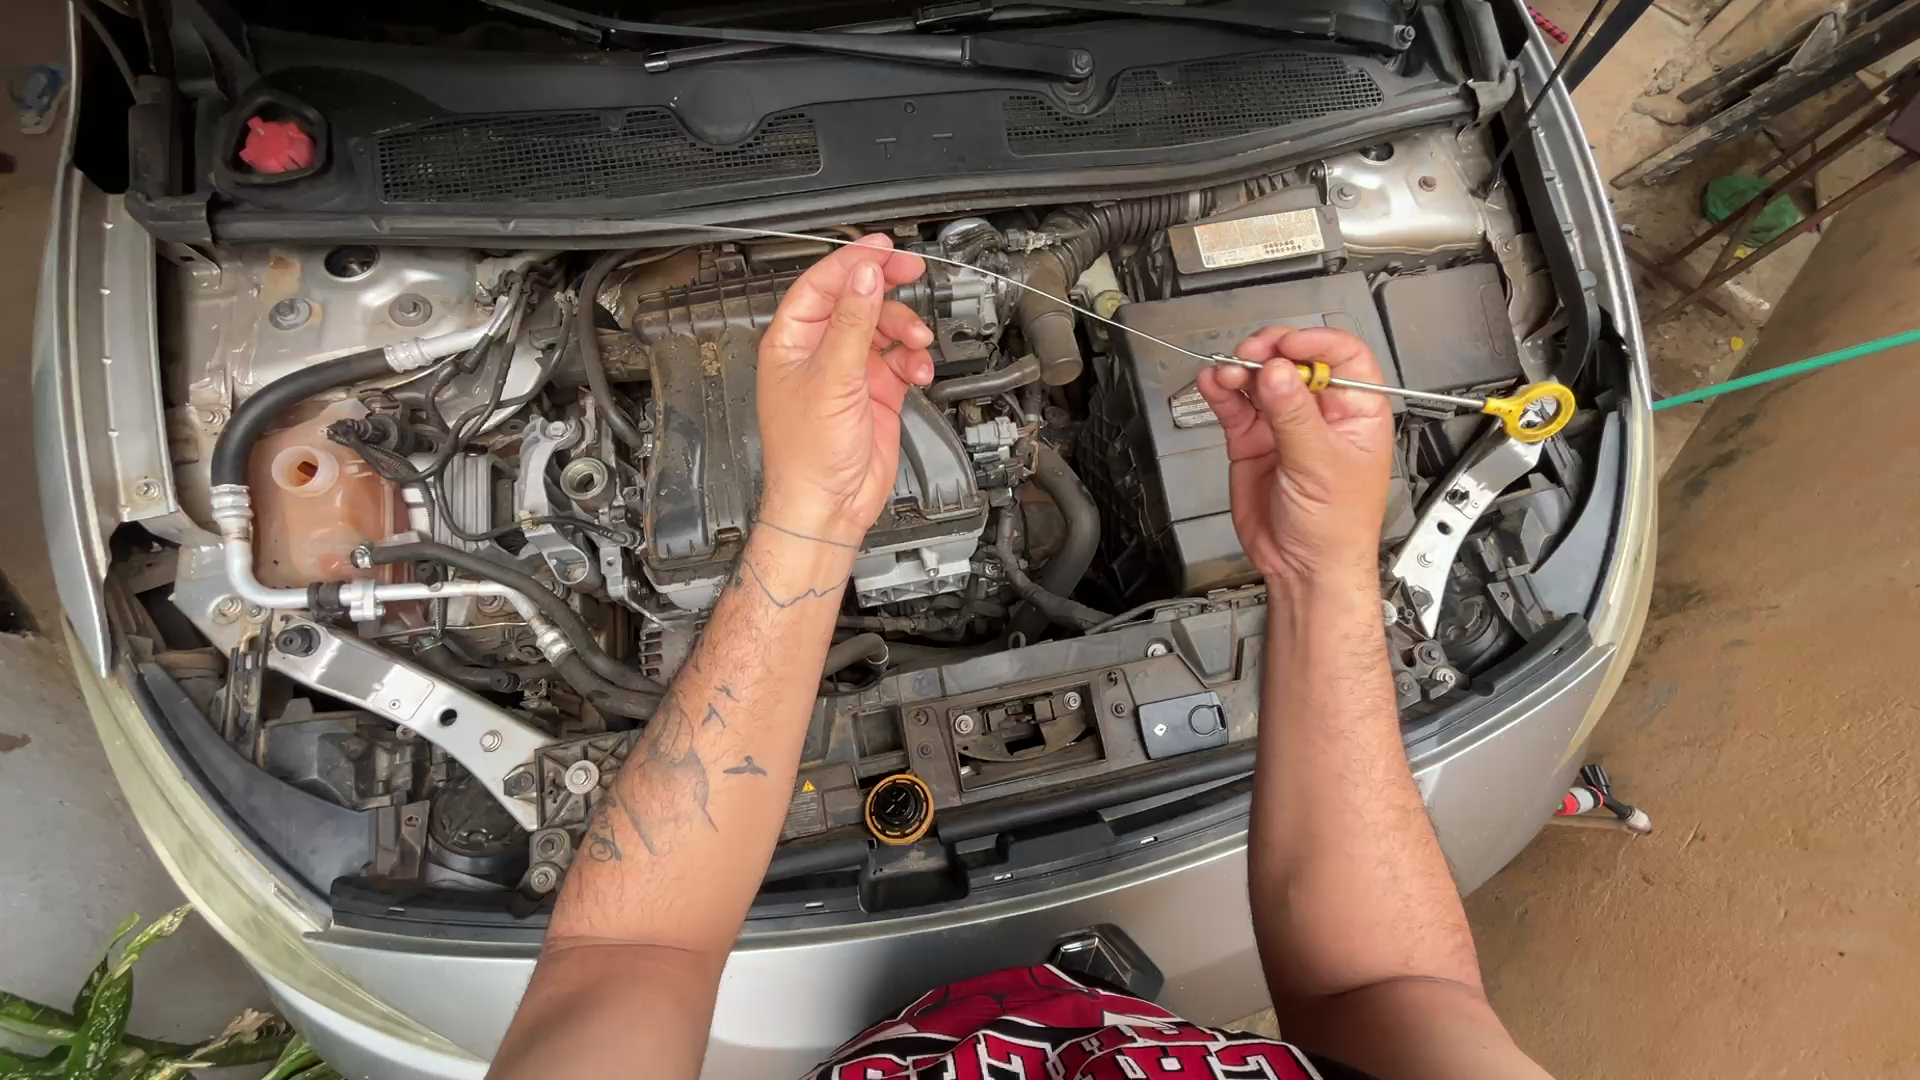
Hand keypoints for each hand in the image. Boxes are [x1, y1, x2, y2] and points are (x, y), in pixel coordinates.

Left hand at [756, 235, 934, 543]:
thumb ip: (851, 324)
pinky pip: (901, 362)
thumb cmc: (807, 455)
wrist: (830, 504)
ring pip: (884, 330)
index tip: (883, 248)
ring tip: (917, 343)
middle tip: (913, 272)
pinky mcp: (877, 394)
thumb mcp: (831, 379)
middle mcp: (821, 352)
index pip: (822, 285)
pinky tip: (918, 372)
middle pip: (857, 301)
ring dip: (906, 331)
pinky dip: (914, 361)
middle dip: (887, 289)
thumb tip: (864, 278)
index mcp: (793, 342)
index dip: (852, 262)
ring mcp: (851, 373)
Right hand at [1195, 326, 1393, 587]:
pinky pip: (1235, 407)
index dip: (1313, 344)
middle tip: (1250, 357)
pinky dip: (1221, 393)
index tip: (1285, 348)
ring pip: (1259, 382)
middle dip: (1269, 353)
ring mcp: (1282, 426)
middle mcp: (1319, 413)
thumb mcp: (1320, 465)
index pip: (1341, 356)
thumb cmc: (1336, 526)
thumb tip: (1278, 373)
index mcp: (1356, 411)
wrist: (1301, 566)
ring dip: (1240, 371)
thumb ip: (1294, 417)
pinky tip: (1213, 383)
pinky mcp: (1252, 441)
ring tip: (1227, 373)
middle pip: (1293, 362)